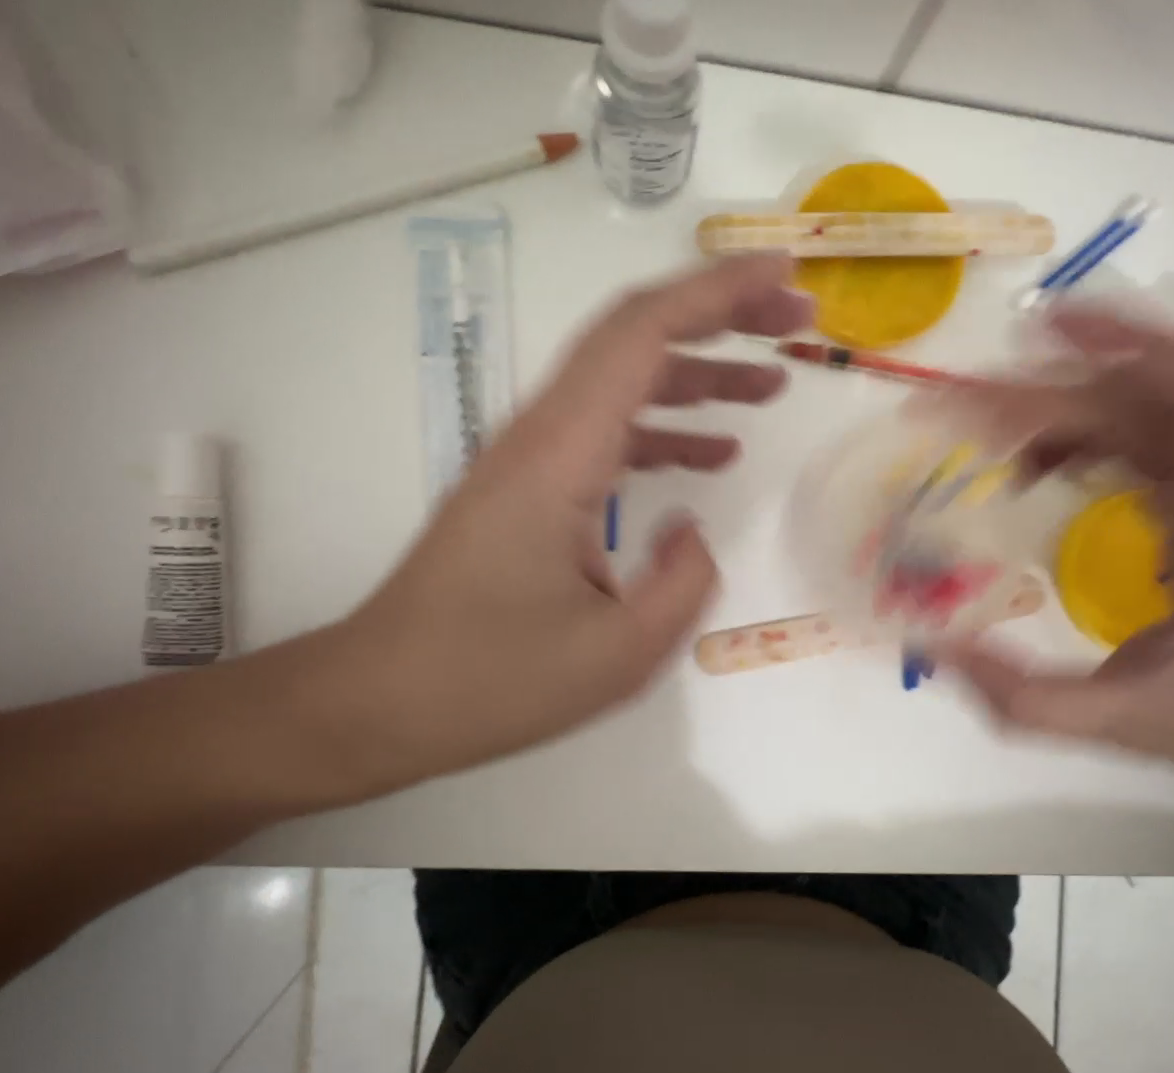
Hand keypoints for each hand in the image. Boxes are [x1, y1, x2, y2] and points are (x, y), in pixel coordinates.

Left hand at [315, 254, 812, 792]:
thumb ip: (682, 581)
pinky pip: (605, 432)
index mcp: (560, 455)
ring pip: (622, 382)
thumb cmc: (490, 680)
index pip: (642, 333)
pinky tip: (711, 454)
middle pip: (633, 337)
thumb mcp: (618, 653)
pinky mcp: (527, 487)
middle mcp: (541, 435)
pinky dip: (664, 427)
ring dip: (698, 371)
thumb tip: (690, 528)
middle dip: (720, 313)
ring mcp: (529, 458)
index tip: (786, 272)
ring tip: (772, 382)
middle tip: (794, 316)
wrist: (378, 700)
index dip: (719, 291)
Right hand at [942, 308, 1173, 810]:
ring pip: (1146, 405)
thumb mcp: (1140, 725)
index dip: (1129, 341)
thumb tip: (936, 651)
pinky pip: (1145, 436)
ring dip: (1066, 402)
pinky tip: (1035, 463)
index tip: (1039, 331)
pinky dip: (1084, 433)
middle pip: (1157, 388)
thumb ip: (1035, 700)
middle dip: (1057, 383)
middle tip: (965, 405)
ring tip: (985, 429)